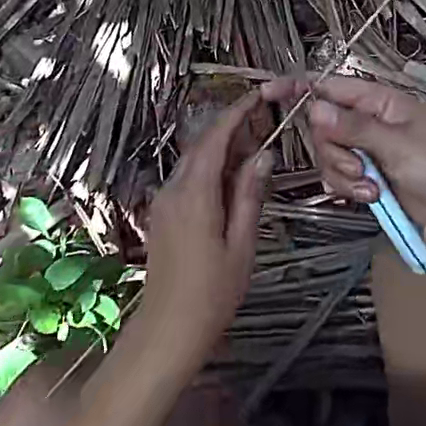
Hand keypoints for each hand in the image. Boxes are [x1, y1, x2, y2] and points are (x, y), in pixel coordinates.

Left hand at [141, 92, 272, 361]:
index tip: (257, 96)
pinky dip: (210, 172)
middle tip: (264, 130)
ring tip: (254, 158)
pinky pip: (187, 180)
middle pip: (202, 146)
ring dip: (221, 153)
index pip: (214, 139)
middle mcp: (173, 190)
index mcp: (194, 194)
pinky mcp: (161, 214)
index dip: (236, 113)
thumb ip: (249, 195)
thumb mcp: (242, 244)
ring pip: (194, 162)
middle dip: (231, 131)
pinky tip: (231, 186)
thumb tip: (263, 155)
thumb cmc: (212, 293)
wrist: (167, 329)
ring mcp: (163, 201)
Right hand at [264, 75, 425, 231]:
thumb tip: (315, 108)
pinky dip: (349, 186)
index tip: (269, 93)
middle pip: (322, 126)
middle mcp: (367, 120)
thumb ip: (354, 127)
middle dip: (334, 151)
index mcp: (379, 100)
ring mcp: (366, 148)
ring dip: (344, 173)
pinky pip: (338, 175)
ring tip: (372, 185)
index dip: (298, 88)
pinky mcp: (366, 173)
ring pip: (328, 155)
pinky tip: (372, 194)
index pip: (329, 87)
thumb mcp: (399, 144)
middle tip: (358, 166)